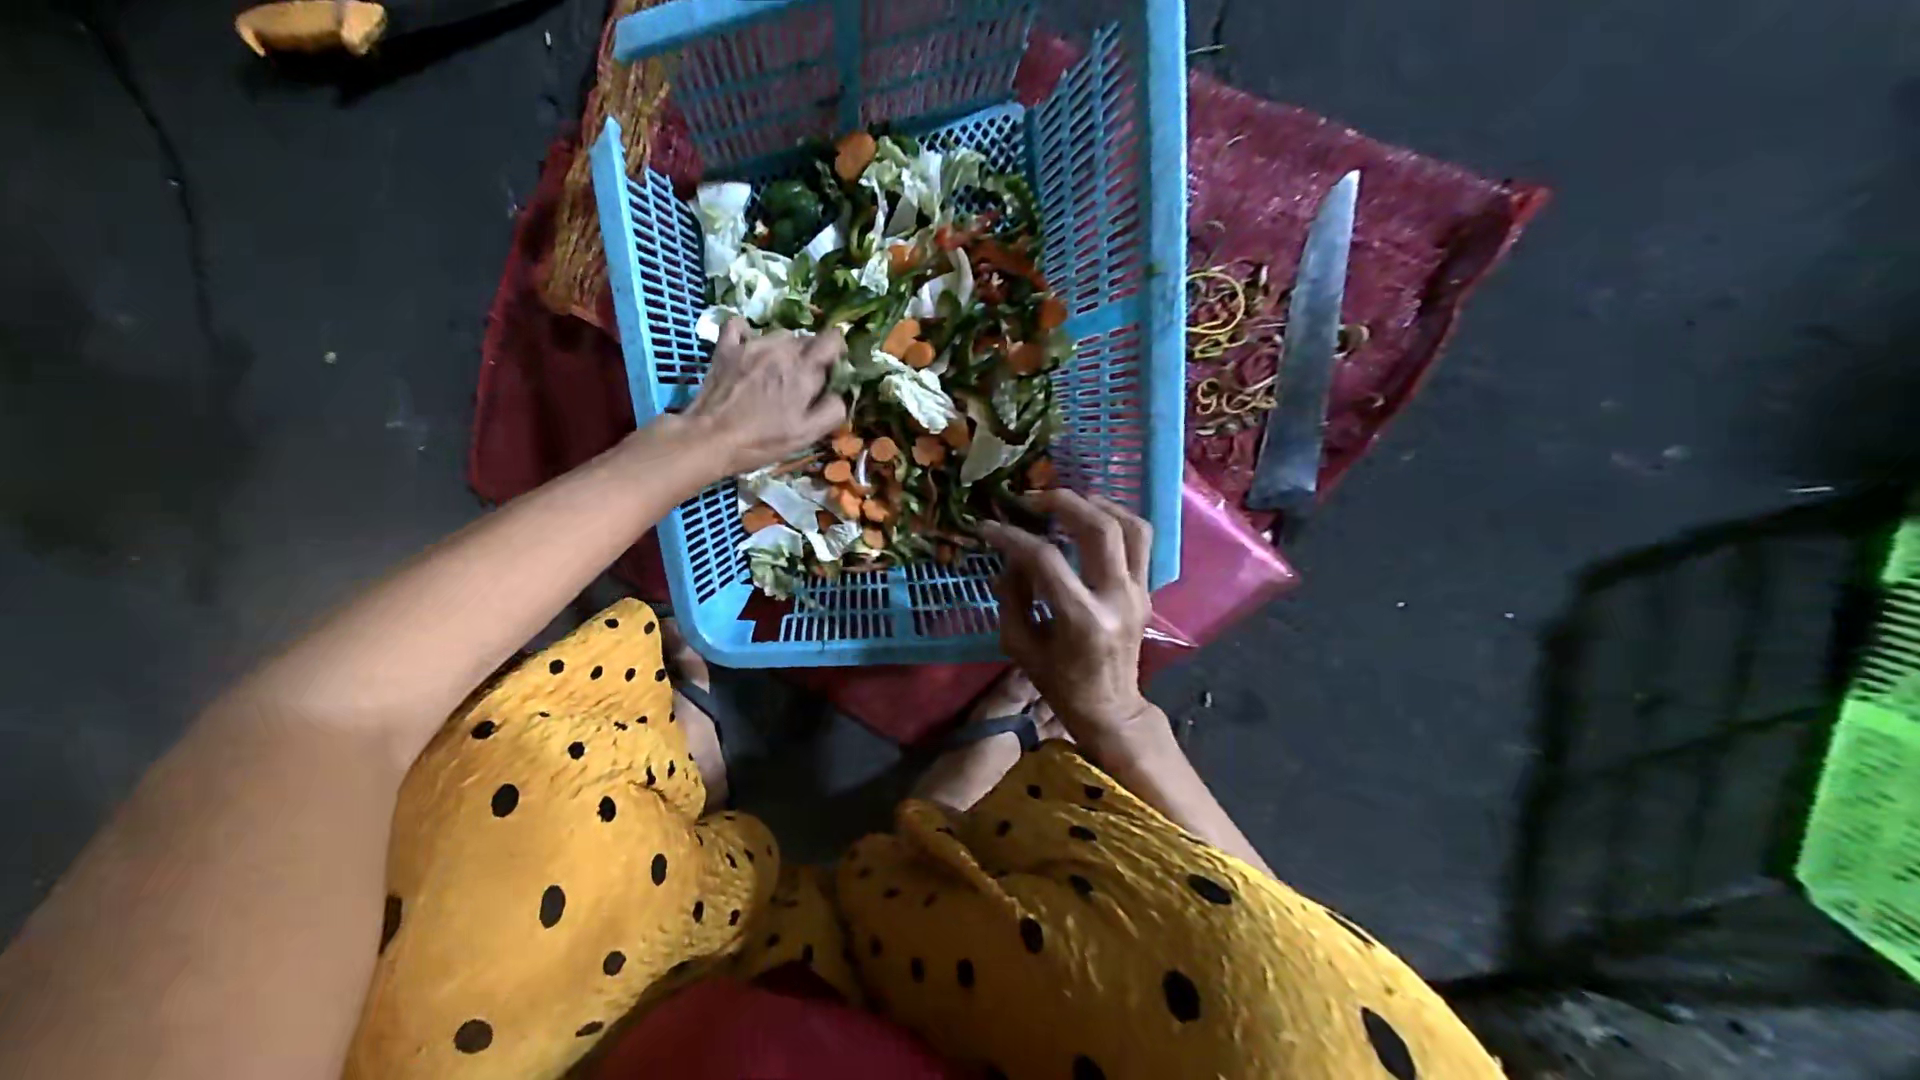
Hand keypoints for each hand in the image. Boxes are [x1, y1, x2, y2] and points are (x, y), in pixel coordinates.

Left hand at [686, 318, 847, 474]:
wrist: (710, 439)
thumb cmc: (763, 441)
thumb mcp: (807, 434)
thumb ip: (833, 410)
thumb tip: (841, 393)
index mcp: (804, 369)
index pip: (833, 339)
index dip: (837, 351)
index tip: (833, 369)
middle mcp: (780, 349)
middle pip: (807, 338)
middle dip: (811, 355)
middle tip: (804, 381)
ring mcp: (751, 344)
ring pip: (779, 335)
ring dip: (784, 349)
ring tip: (776, 372)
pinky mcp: (726, 347)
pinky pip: (740, 326)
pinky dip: (748, 334)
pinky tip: (750, 350)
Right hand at [980, 490, 1162, 751]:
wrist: (1110, 708)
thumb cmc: (1058, 683)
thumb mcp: (1020, 645)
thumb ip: (1012, 596)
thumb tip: (1010, 556)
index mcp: (1082, 619)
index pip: (1045, 560)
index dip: (1013, 537)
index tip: (989, 527)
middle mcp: (1117, 599)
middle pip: (1099, 529)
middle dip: (1063, 503)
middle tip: (1032, 499)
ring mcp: (1139, 592)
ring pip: (1130, 526)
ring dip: (1097, 504)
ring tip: (1067, 500)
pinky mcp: (1147, 590)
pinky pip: (1140, 541)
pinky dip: (1116, 518)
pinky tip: (1091, 516)